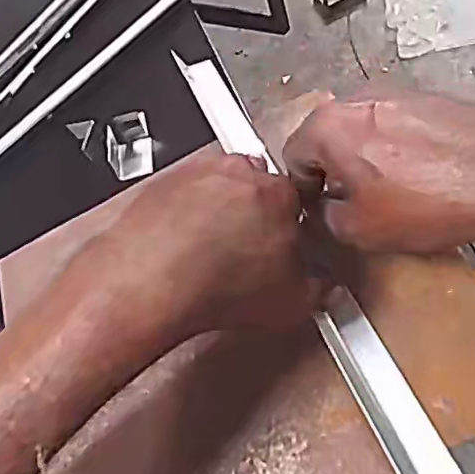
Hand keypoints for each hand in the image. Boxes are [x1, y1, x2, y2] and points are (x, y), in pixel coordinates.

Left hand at [75, 147, 319, 338]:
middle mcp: (241, 172)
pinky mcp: (165, 180)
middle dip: (254, 214)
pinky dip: (185, 209)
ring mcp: (201, 171)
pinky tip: (183, 242)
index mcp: (281, 193)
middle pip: (258, 188)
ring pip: (220, 186)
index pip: (297, 201)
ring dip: (219, 208)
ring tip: (210, 249)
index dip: (288, 227)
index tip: (278, 245)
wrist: (152, 282)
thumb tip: (322, 287)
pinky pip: (185, 191)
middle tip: (245, 249)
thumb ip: (319, 287)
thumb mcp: (292, 302)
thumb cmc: (214, 285)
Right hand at [282, 88, 474, 252]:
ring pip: (365, 133)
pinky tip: (422, 184)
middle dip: (335, 173)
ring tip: (395, 198)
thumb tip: (328, 214)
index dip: (302, 191)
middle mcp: (360, 98)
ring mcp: (399, 95)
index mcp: (329, 123)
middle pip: (328, 139)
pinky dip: (401, 154)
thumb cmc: (440, 196)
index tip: (316, 209)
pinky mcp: (432, 101)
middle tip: (353, 207)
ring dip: (369, 163)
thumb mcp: (361, 230)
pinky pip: (400, 130)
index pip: (291, 156)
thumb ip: (326, 220)